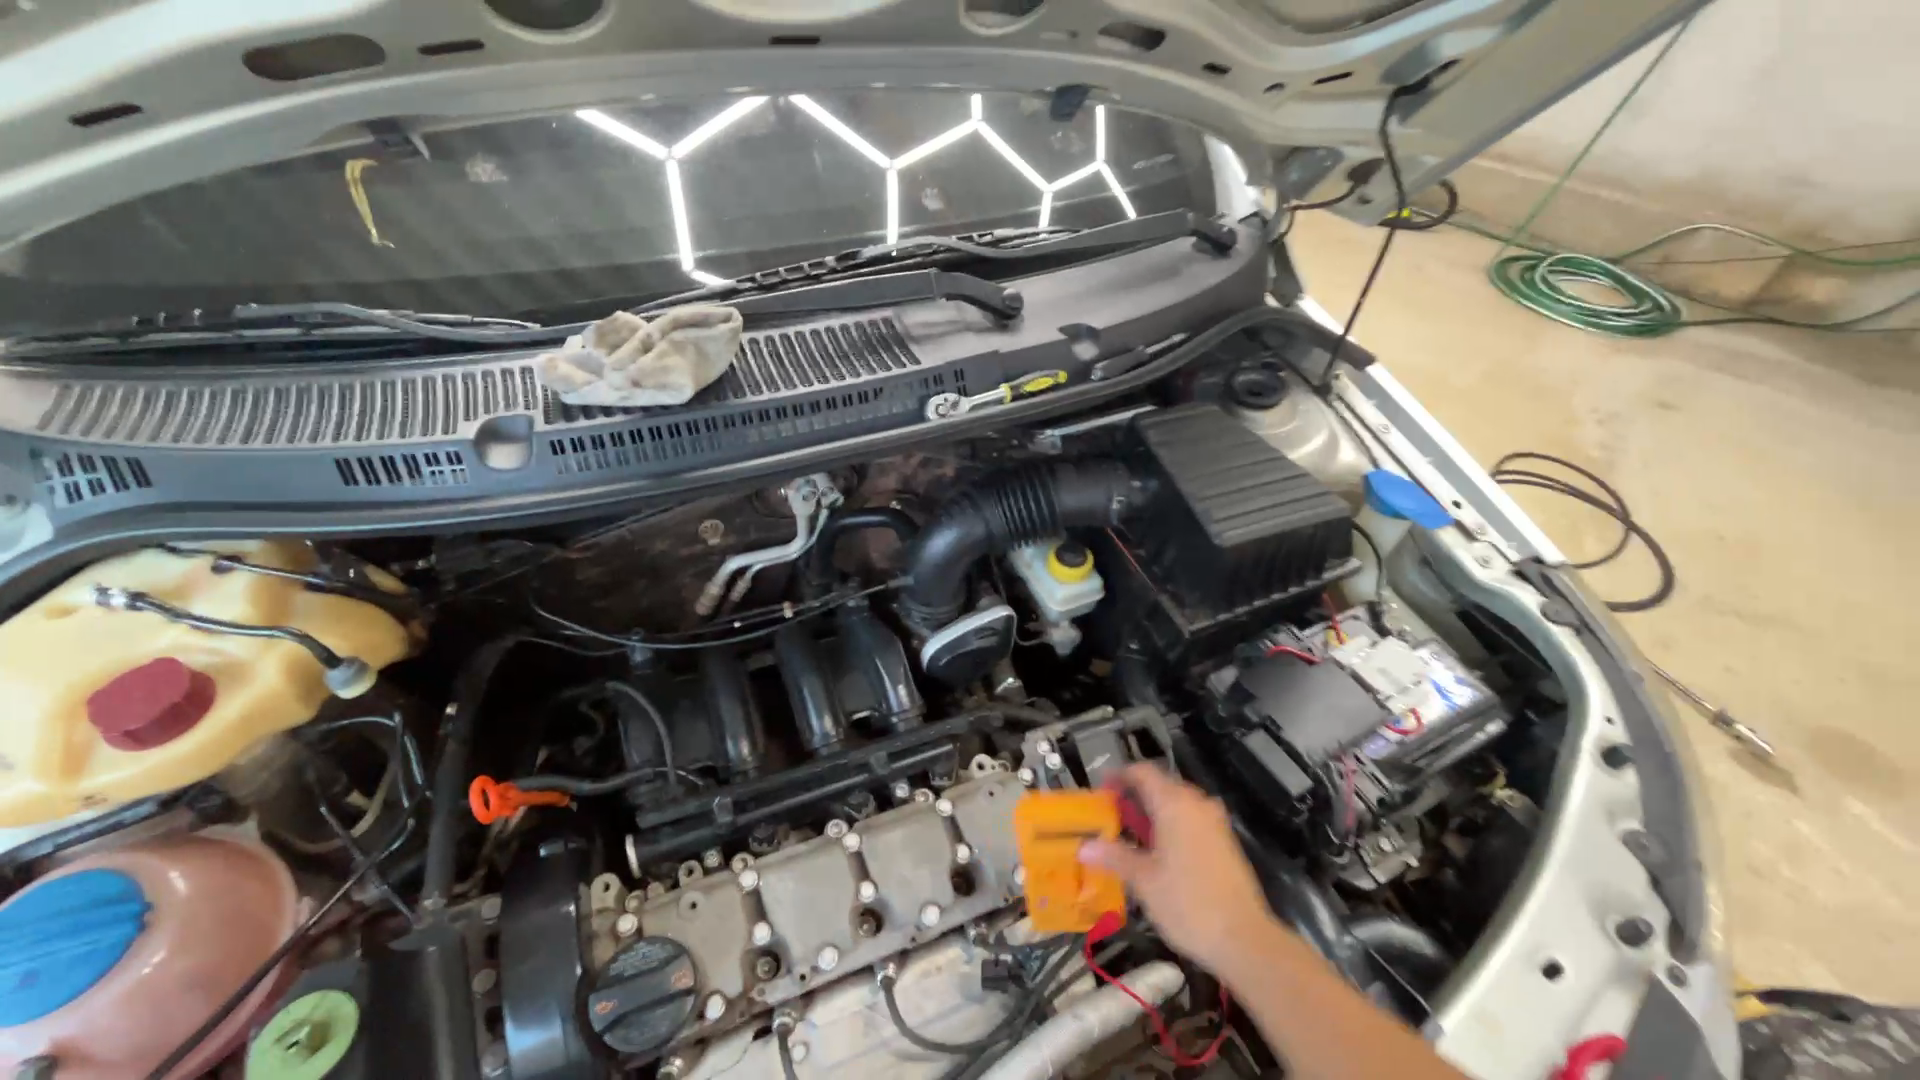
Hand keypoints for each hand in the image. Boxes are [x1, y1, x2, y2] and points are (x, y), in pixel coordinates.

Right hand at [1079, 764, 1284, 977]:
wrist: (1244, 939)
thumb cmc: (1188, 904)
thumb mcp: (1143, 880)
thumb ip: (1114, 856)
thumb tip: (1083, 846)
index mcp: (1175, 804)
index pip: (1143, 772)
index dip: (1119, 776)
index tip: (1099, 791)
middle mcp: (1197, 805)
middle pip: (1161, 786)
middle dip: (1134, 797)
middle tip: (1109, 816)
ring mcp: (1215, 823)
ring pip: (1177, 804)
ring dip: (1153, 813)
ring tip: (1129, 835)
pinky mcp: (1225, 843)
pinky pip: (1192, 821)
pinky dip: (1171, 826)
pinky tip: (1157, 853)